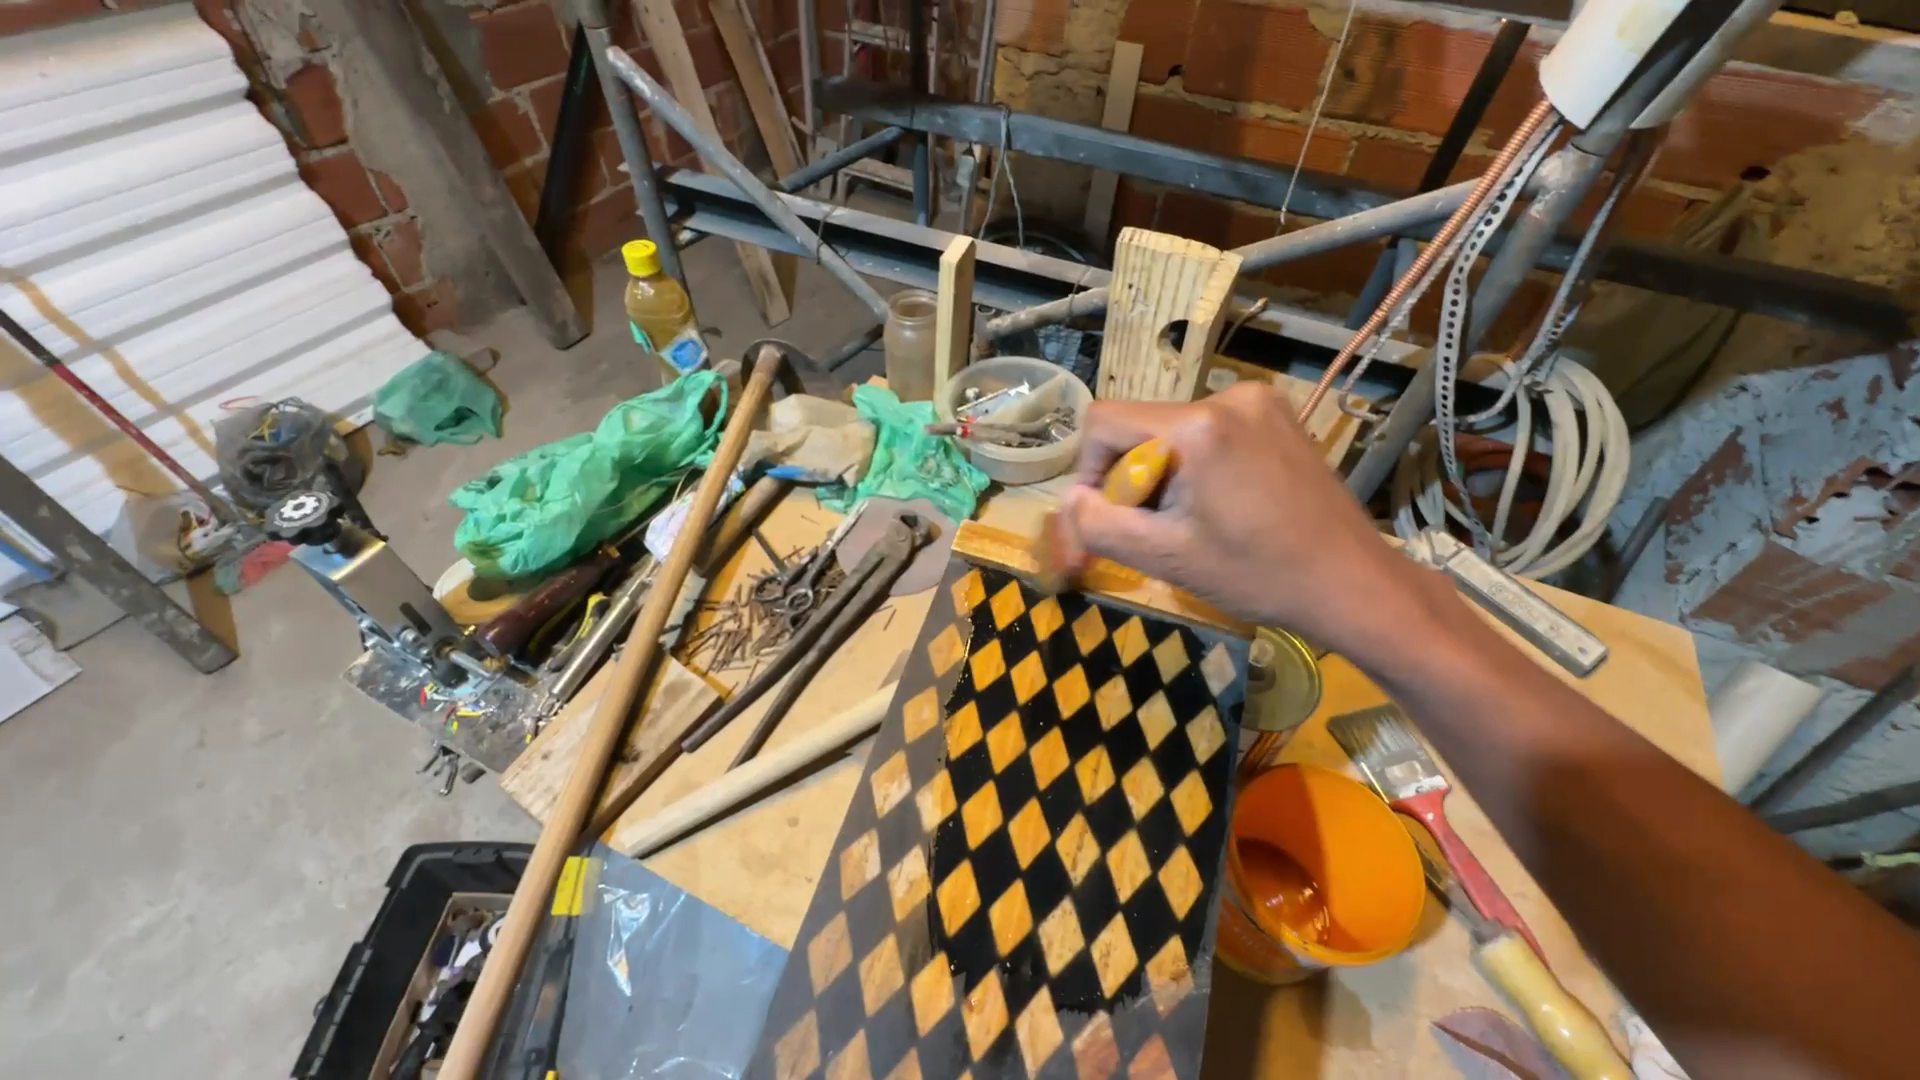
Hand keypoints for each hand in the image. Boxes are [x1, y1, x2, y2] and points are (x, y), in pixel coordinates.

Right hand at [1058, 383, 1447, 651]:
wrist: (1352, 583)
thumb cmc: (1258, 575)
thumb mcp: (1166, 557)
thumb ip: (1099, 525)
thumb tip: (1069, 501)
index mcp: (1198, 426)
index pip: (1103, 423)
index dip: (1090, 472)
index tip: (1114, 518)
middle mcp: (1228, 395)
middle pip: (1139, 426)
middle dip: (1134, 477)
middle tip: (1159, 528)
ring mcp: (1259, 400)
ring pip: (1171, 430)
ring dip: (1165, 473)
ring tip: (1196, 520)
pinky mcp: (1277, 414)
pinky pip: (1208, 431)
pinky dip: (1197, 464)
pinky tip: (1223, 502)